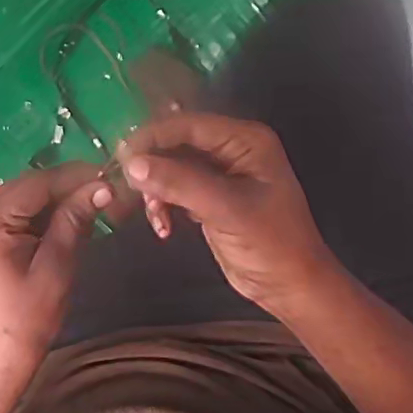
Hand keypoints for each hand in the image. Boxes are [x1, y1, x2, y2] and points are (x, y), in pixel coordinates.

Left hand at [0, 164, 113, 385]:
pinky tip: (66, 220)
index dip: (76, 177)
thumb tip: (102, 186)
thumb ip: (74, 221)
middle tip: (106, 191)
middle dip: (67, 187)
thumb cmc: (26, 321)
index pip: (37, 183)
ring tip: (93, 204)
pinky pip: (14, 214)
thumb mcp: (56, 268)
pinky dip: (40, 215)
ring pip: (22, 198)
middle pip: (28, 187)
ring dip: (55, 200)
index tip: (110, 176)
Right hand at [118, 113, 341, 313]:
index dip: (153, 136)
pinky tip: (163, 227)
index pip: (188, 125)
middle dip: (151, 165)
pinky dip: (163, 205)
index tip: (122, 155)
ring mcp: (218, 173)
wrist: (290, 287)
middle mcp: (230, 149)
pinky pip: (173, 188)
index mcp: (245, 140)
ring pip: (170, 167)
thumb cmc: (271, 243)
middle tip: (127, 186)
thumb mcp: (227, 210)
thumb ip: (180, 183)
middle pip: (176, 143)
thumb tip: (133, 164)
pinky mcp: (207, 196)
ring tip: (154, 215)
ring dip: (155, 189)